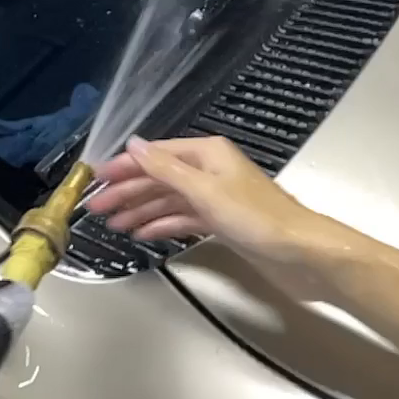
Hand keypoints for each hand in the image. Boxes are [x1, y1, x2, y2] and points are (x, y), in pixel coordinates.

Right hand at [87, 136, 329, 264]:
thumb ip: (166, 169)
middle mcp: (209, 170)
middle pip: (159, 177)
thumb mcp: (205, 191)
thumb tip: (134, 143)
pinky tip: (142, 234)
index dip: (124, 166)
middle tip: (96, 207)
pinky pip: (182, 218)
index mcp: (206, 153)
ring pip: (168, 199)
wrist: (302, 255)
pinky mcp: (221, 222)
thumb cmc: (256, 218)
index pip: (155, 154)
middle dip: (127, 191)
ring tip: (113, 224)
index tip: (96, 177)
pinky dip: (162, 225)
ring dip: (140, 210)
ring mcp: (215, 196)